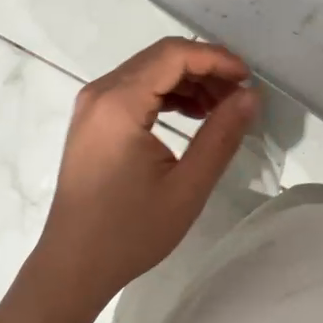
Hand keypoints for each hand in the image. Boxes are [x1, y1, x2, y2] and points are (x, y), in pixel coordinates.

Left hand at [34, 38, 259, 304]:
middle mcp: (101, 91)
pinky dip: (167, 91)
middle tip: (239, 93)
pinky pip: (135, 86)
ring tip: (222, 106)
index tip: (248, 78)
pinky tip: (193, 114)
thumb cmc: (129, 232)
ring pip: (149, 68)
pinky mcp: (93, 118)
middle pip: (161, 56)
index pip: (174, 54)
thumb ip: (221, 135)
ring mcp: (92, 103)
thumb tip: (250, 95)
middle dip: (205, 67)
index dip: (216, 58)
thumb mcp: (186, 188)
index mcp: (119, 103)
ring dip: (188, 79)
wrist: (72, 267)